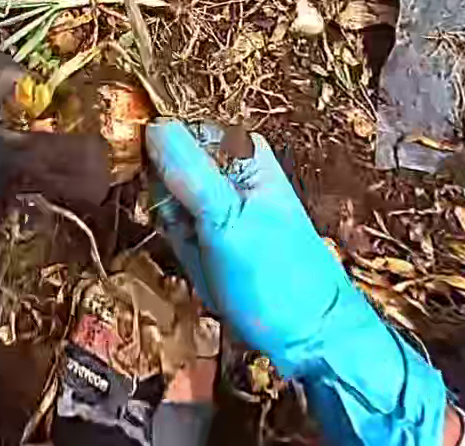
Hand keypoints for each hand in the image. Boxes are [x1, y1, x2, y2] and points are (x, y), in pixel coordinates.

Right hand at [147, 120, 450, 445]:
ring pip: (166, 195)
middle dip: (165, 198)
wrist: (310, 339)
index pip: (175, 130)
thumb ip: (187, 169)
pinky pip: (175, 222)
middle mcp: (228, 164)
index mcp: (240, 147)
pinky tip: (200, 259)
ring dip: (171, 225)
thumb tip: (154, 126)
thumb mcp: (225, 218)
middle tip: (190, 230)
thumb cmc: (279, 277)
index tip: (167, 194)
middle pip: (165, 163)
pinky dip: (177, 241)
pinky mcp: (213, 225)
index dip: (159, 161)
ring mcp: (219, 196)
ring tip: (201, 250)